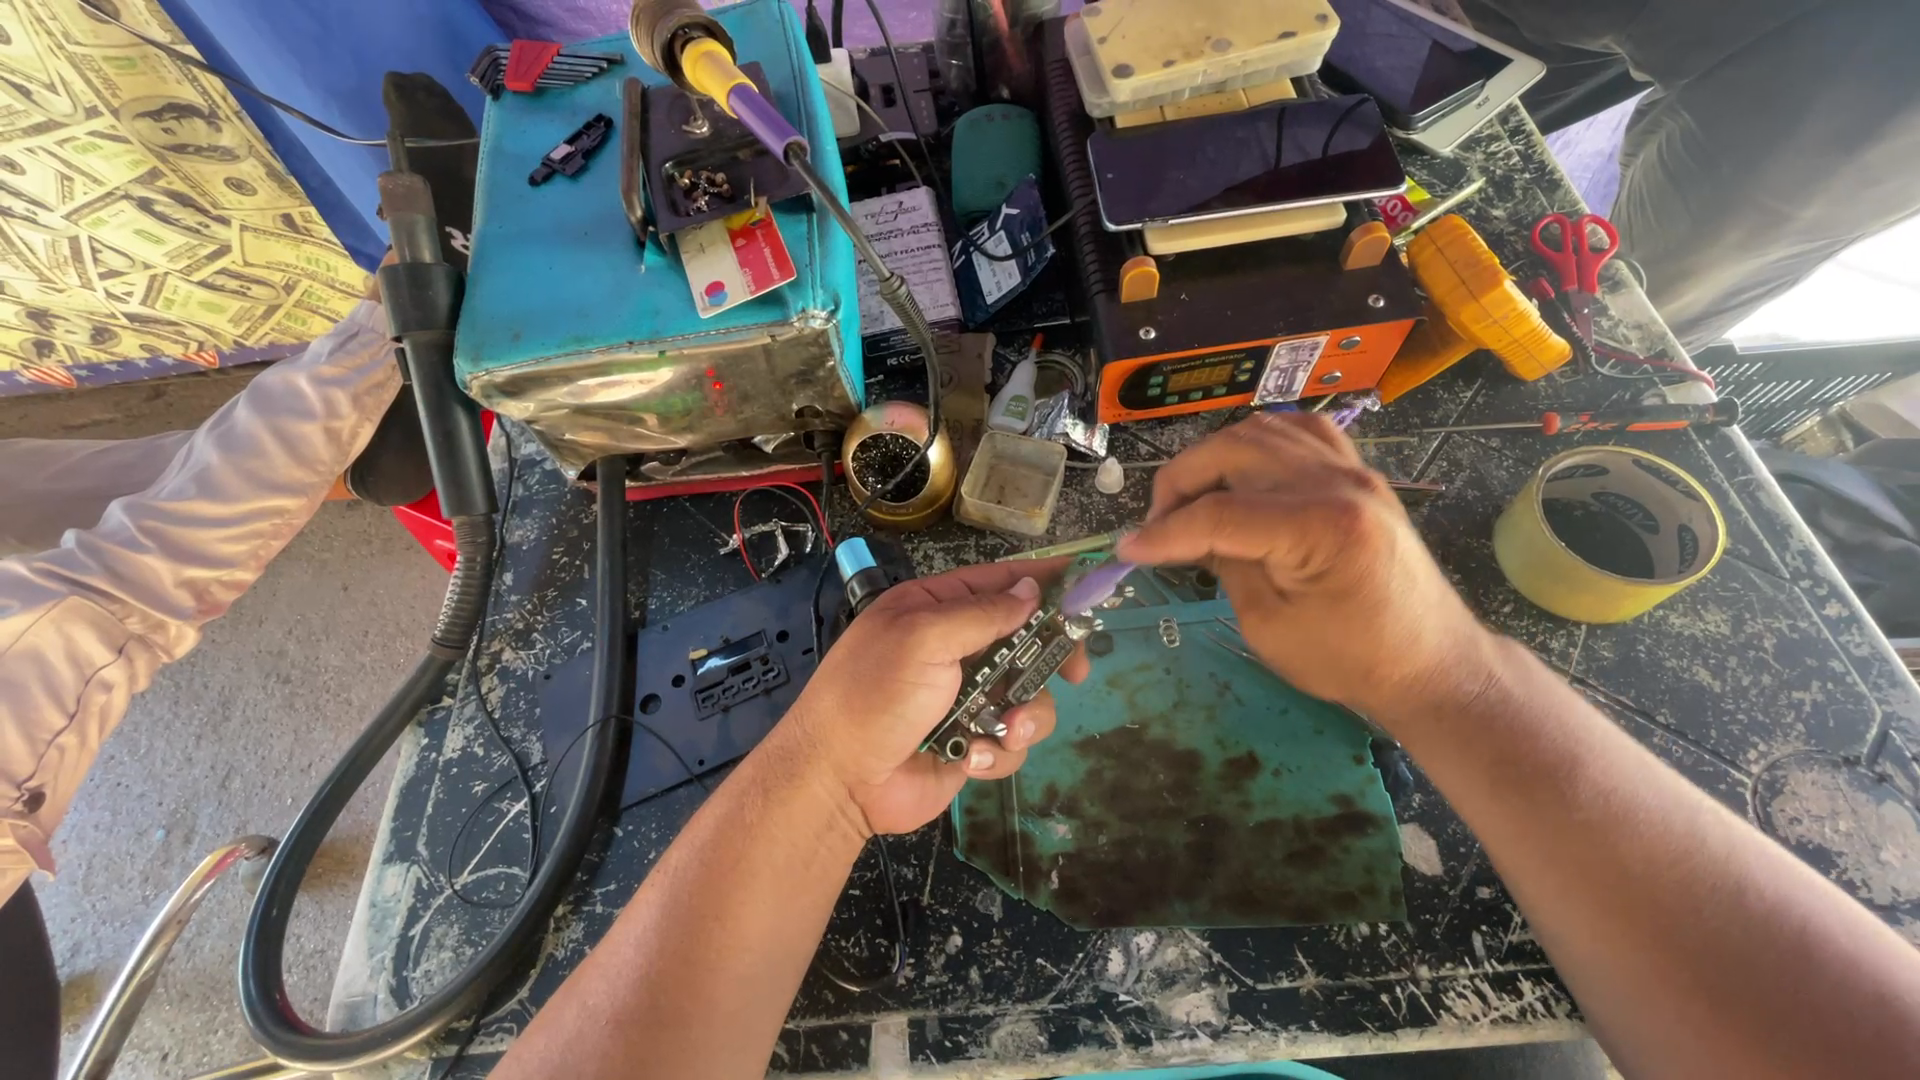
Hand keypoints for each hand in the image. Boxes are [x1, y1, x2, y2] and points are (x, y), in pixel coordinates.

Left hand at [780, 559, 1088, 837]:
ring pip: (1028, 695)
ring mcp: (966, 696)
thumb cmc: (875, 694)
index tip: (1088, 585)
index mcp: (936, 609)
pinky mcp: (972, 741)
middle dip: (1050, 658)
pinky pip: (1012, 740)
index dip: (1044, 581)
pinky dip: (998, 751)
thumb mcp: (924, 638)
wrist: (840, 779)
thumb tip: (1032, 589)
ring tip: (1004, 730)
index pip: (999, 582)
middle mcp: (955, 648)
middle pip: (1026, 640)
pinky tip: (970, 758)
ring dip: (1025, 714)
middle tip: (1075, 672)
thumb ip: (981, 613)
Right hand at [1116, 412, 1496, 721]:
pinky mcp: (1357, 472)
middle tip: (1158, 527)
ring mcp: (1352, 470)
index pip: (1218, 513)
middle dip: (1180, 483)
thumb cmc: (1349, 660)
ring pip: (1260, 431)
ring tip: (1193, 502)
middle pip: (1233, 451)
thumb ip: (1222, 565)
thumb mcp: (1267, 625)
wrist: (1430, 662)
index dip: (1162, 532)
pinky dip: (1256, 443)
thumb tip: (1179, 536)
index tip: (1126, 551)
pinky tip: (1240, 472)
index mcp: (1320, 528)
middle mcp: (1338, 482)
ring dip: (1212, 459)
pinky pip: (1297, 431)